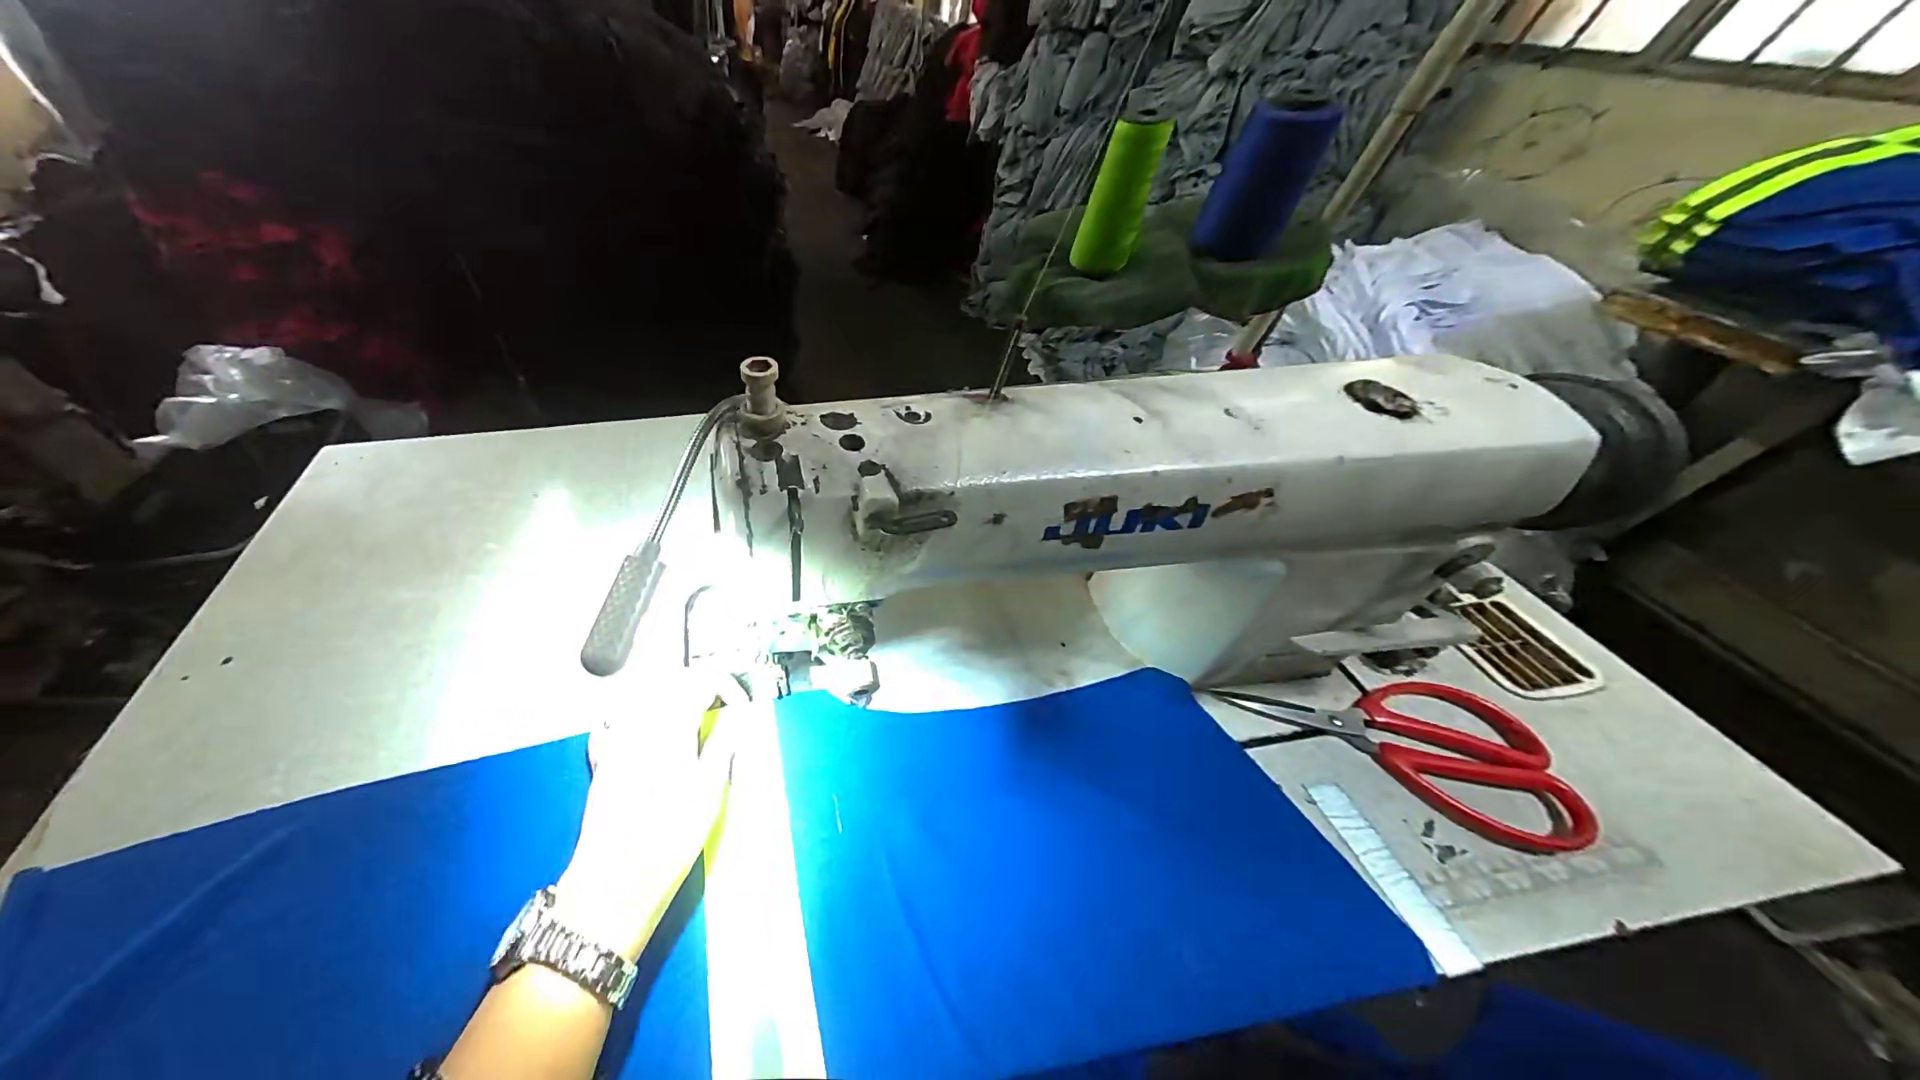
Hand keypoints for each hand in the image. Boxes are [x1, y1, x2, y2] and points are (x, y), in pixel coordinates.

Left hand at [554, 666, 738, 960]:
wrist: (616, 878)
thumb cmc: (668, 838)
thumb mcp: (711, 788)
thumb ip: (725, 741)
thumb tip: (738, 714)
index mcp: (670, 727)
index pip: (701, 681)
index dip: (727, 686)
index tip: (740, 703)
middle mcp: (639, 726)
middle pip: (670, 681)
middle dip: (700, 684)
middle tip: (722, 703)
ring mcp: (617, 742)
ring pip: (644, 695)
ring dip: (671, 695)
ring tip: (693, 713)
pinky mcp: (604, 761)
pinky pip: (620, 719)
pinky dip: (639, 715)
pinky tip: (651, 731)